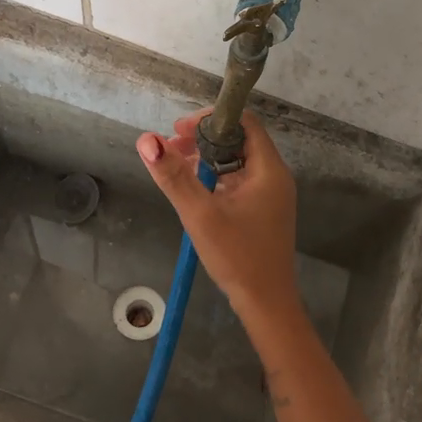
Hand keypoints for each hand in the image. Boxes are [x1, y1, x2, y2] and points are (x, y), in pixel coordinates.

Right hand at [136, 108, 299, 320]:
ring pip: (238, 162)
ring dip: (208, 159)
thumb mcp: (199, 214)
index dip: (211, 120)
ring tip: (177, 168)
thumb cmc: (236, 256)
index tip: (179, 131)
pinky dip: (216, 178)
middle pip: (240, 140)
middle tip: (172, 149)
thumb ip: (173, 176)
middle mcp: (275, 176)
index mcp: (268, 169)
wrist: (265, 302)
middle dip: (204, 139)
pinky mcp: (264, 211)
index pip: (245, 123)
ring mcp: (271, 195)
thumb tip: (146, 140)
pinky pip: (240, 181)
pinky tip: (195, 192)